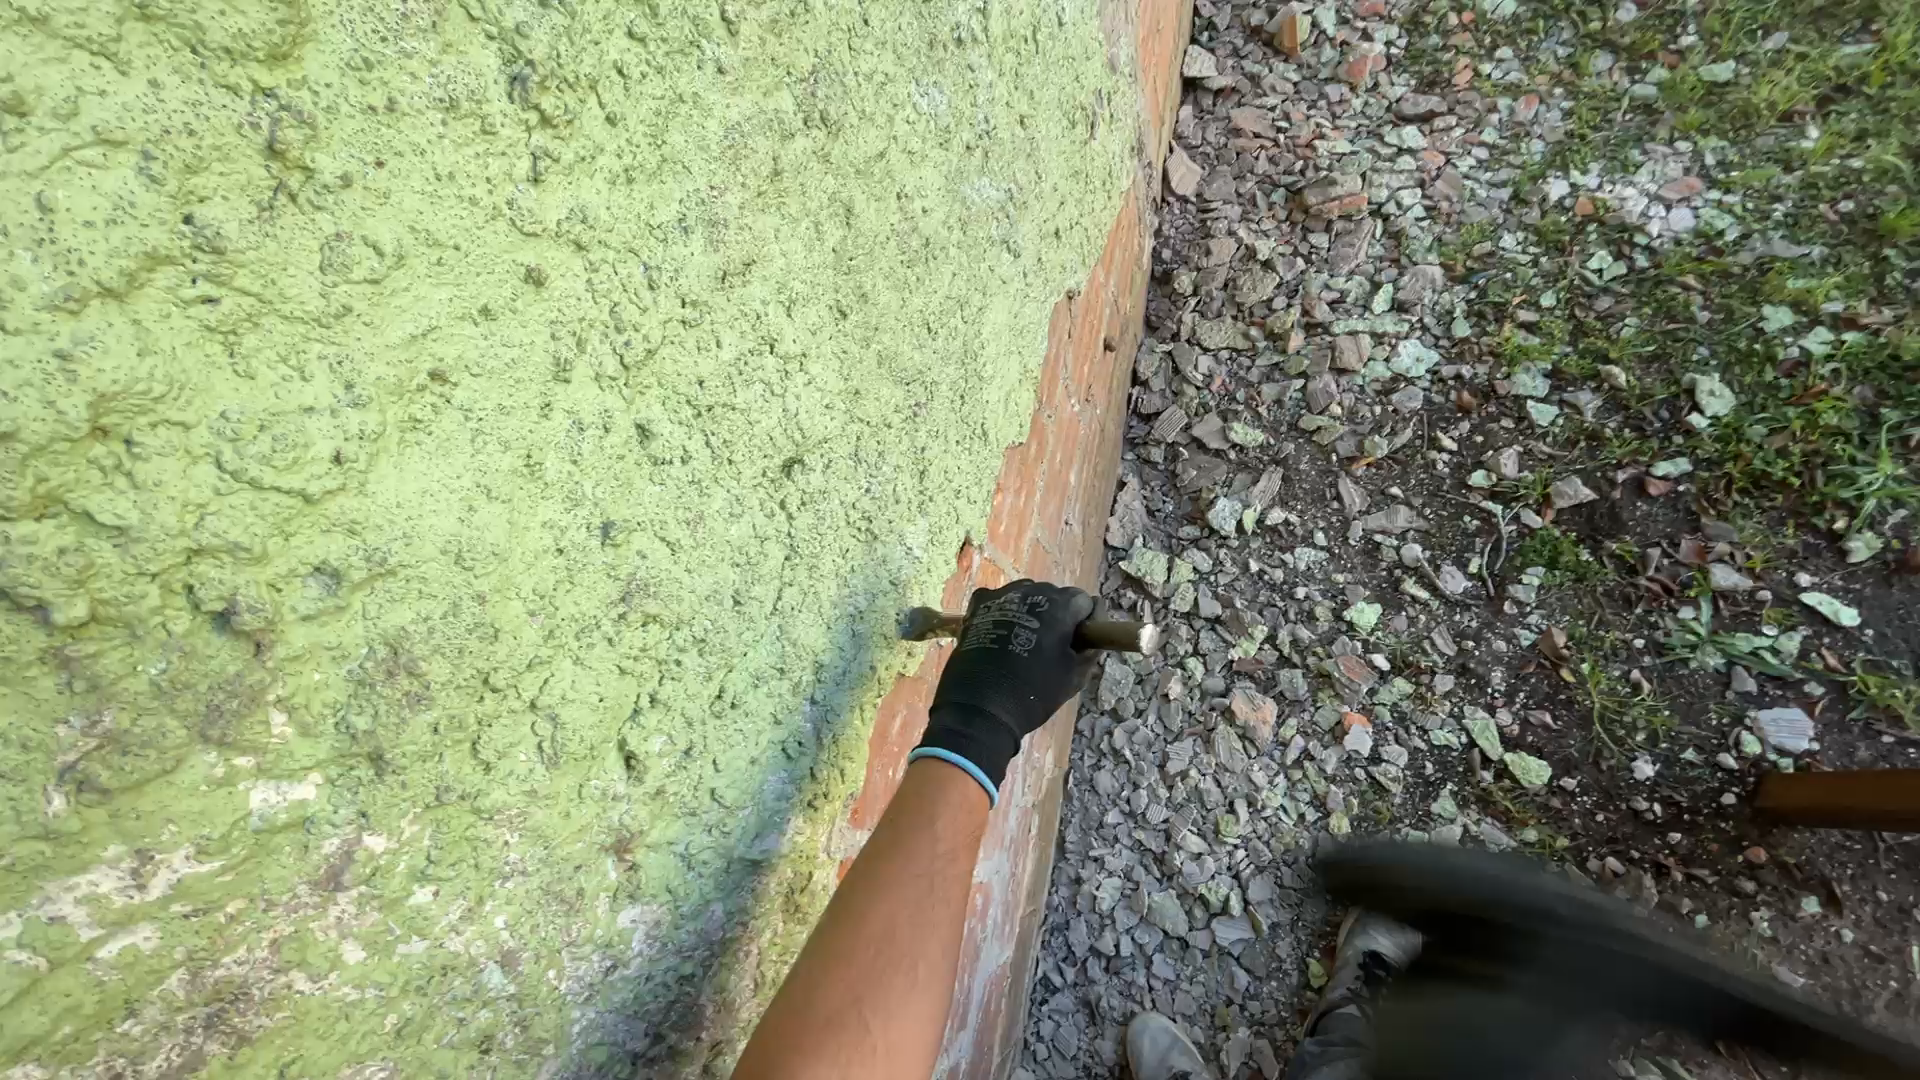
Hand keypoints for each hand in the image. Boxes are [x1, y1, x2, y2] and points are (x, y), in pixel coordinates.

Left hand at [909, 580, 1096, 805]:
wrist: (980, 706)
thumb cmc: (1034, 692)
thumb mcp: (1075, 676)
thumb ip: (1091, 647)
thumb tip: (1096, 629)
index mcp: (1060, 605)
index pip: (1083, 602)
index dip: (1083, 622)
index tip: (1077, 643)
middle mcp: (1032, 591)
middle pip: (1054, 596)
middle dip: (1057, 616)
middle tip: (1051, 647)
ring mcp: (1002, 595)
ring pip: (1026, 596)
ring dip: (1030, 613)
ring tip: (1024, 642)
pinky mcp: (978, 605)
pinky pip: (999, 601)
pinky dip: (1004, 613)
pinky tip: (1002, 635)